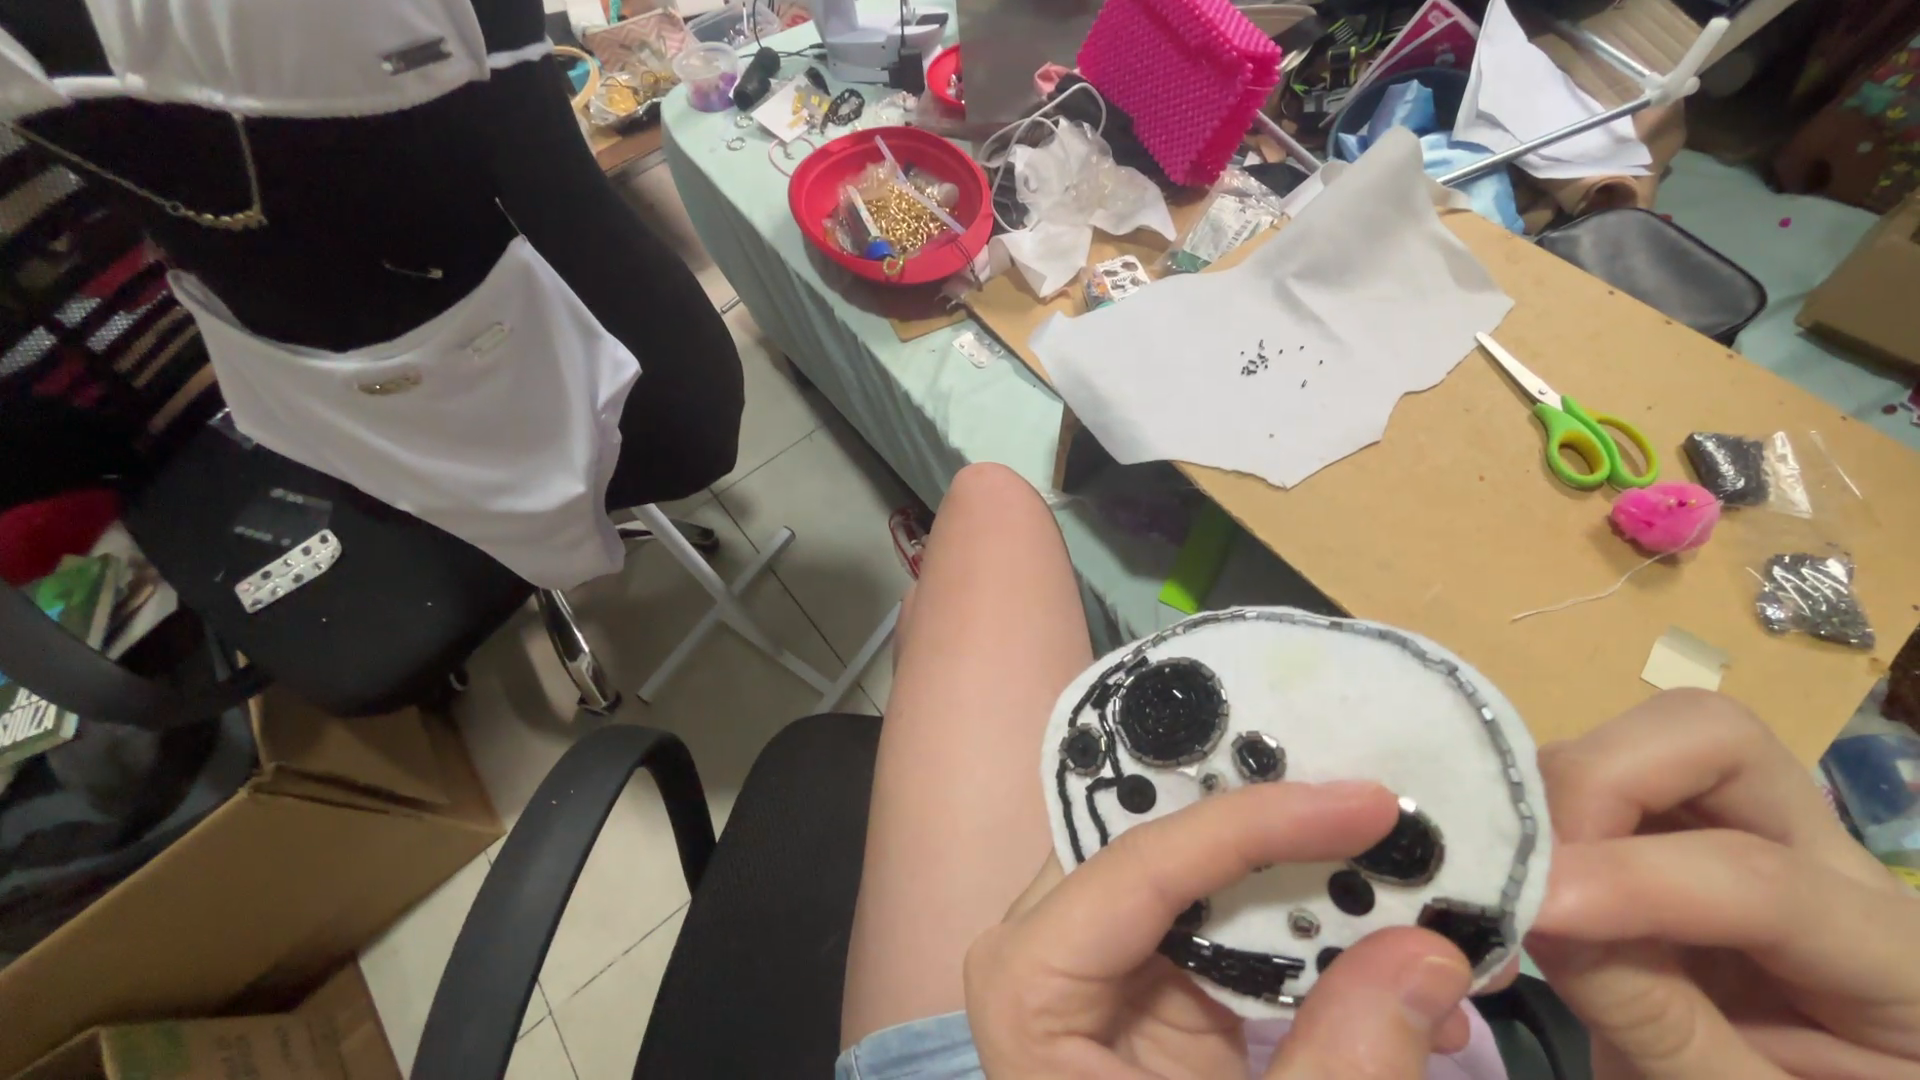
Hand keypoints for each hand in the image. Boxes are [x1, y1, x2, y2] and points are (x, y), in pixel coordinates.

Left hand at [964, 780, 1478, 1078]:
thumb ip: (1347, 1064)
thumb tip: (1432, 951)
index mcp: (1032, 982)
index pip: (1140, 867)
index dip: (1252, 823)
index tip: (1362, 799)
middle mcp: (1051, 943)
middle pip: (1159, 845)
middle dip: (1267, 820)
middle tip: (1371, 795)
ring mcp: (1099, 956)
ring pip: (1193, 868)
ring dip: (1292, 862)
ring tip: (1386, 841)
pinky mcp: (1149, 980)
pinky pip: (1219, 918)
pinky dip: (1295, 918)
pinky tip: (1373, 923)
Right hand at [1528, 689, 1919, 1078]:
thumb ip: (1651, 1018)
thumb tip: (1533, 911)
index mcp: (1902, 964)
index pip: (1759, 877)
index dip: (1633, 880)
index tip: (1532, 910)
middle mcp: (1830, 862)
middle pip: (1711, 737)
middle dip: (1600, 779)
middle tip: (1536, 859)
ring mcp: (1746, 832)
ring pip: (1641, 738)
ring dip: (1559, 791)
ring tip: (1521, 869)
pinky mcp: (1669, 828)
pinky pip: (1595, 774)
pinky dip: (1541, 803)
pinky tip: (1525, 864)